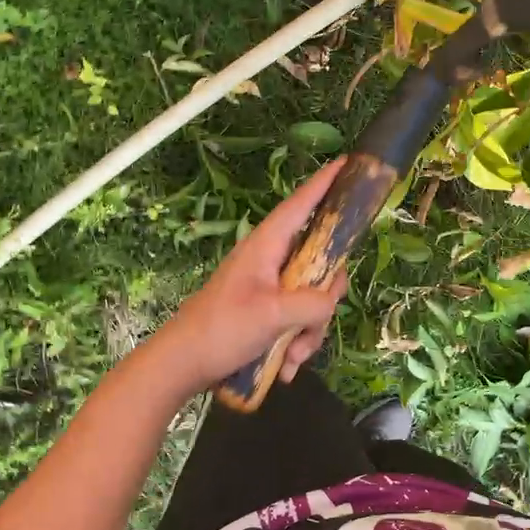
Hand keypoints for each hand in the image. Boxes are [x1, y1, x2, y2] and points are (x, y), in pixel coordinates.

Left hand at [145, 159, 348, 393]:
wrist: (182, 365)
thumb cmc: (221, 330)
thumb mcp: (274, 316)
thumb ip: (313, 303)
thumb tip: (331, 301)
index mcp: (266, 246)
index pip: (301, 205)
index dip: (325, 184)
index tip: (348, 163)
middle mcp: (270, 261)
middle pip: (320, 263)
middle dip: (323, 301)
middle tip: (314, 323)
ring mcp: (269, 288)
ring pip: (313, 299)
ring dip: (309, 332)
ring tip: (290, 357)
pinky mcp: (266, 313)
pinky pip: (298, 321)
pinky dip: (296, 344)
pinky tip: (282, 366)